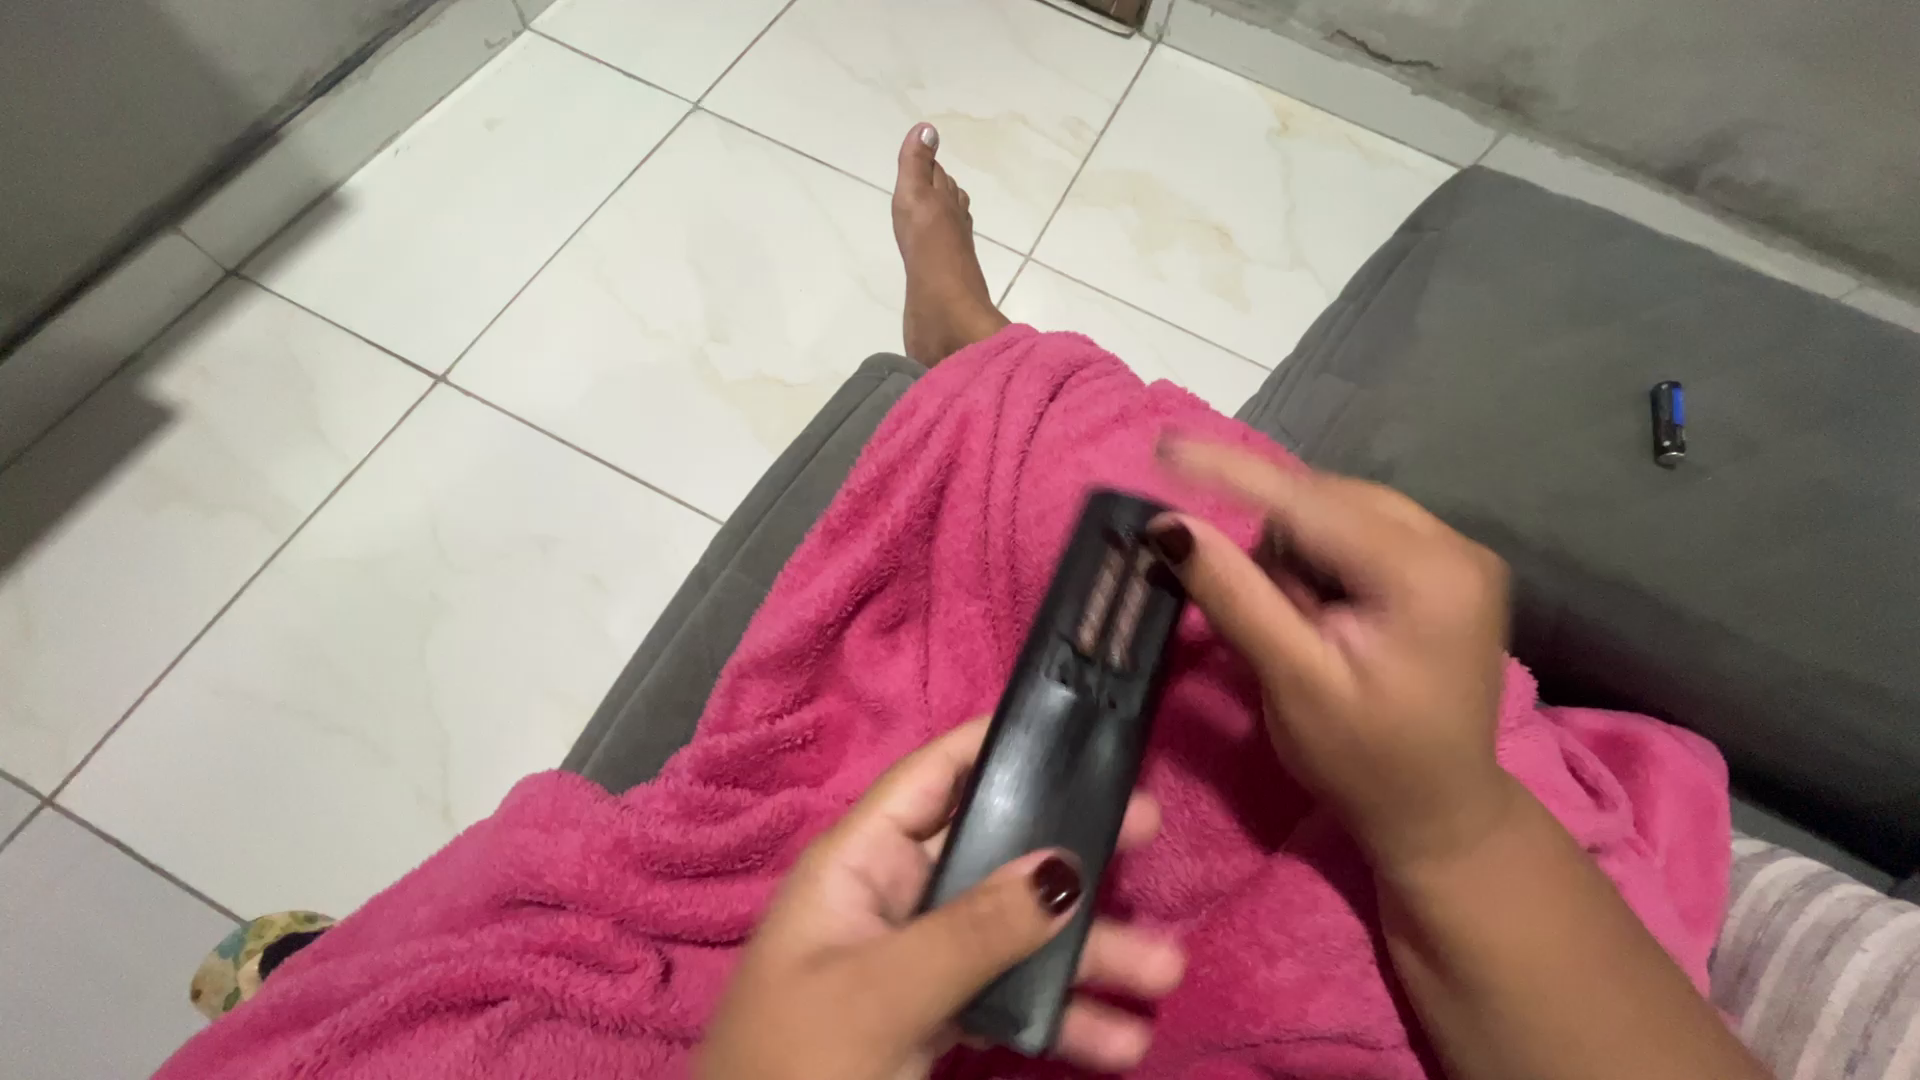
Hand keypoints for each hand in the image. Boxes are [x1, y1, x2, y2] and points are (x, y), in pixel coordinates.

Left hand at [695, 718, 1184, 1079]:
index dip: (994, 745)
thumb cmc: (795, 1066)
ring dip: (1084, 950)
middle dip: (1067, 854)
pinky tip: (1118, 1037)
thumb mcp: (881, 993)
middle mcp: (892, 895)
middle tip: (1148, 832)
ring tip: (1163, 969)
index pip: (932, 777)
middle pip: (990, 852)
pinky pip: (1007, 994)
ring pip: (1011, 930)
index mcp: (859, 861)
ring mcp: (916, 957)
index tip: (1071, 733)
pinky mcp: (934, 1014)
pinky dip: (1058, 1012)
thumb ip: (972, 930)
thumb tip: (1061, 868)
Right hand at [1150, 439, 1516, 871]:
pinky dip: (1314, 560)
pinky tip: (1317, 612)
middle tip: (1263, 613)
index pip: (1309, 502)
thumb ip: (1233, 595)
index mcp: (1427, 575)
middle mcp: (1453, 546)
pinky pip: (1353, 531)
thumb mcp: (1291, 679)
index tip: (1164, 448)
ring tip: (1296, 625)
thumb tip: (1168, 527)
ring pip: (1335, 511)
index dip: (1230, 473)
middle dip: (1271, 540)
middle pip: (1325, 500)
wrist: (1438, 812)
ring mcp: (1454, 553)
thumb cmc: (1363, 761)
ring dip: (1291, 553)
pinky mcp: (1441, 567)